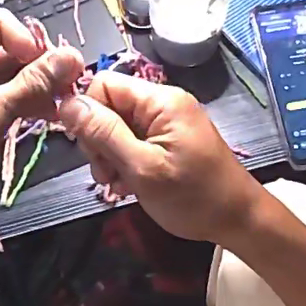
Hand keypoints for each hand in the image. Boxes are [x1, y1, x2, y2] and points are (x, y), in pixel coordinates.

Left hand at [0, 9, 84, 223]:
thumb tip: (73, 56)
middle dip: (40, 68)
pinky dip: (27, 107)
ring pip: (11, 80)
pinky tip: (50, 118)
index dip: (29, 42)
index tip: (54, 70)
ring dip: (38, 90)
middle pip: (8, 52)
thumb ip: (31, 85)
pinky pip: (5, 103)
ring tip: (66, 107)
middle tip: (73, 90)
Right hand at [58, 72, 265, 243]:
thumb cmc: (193, 196)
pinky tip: (130, 185)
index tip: (90, 149)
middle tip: (107, 174)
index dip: (88, 114)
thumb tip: (67, 103)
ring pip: (117, 128)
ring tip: (120, 184)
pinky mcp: (169, 141)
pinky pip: (134, 142)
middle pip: (109, 107)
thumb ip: (104, 134)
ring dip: (110, 157)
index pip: (104, 84)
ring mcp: (167, 123)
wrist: (238, 220)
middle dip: (99, 141)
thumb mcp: (142, 168)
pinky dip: (126, 163)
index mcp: (161, 100)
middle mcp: (163, 104)